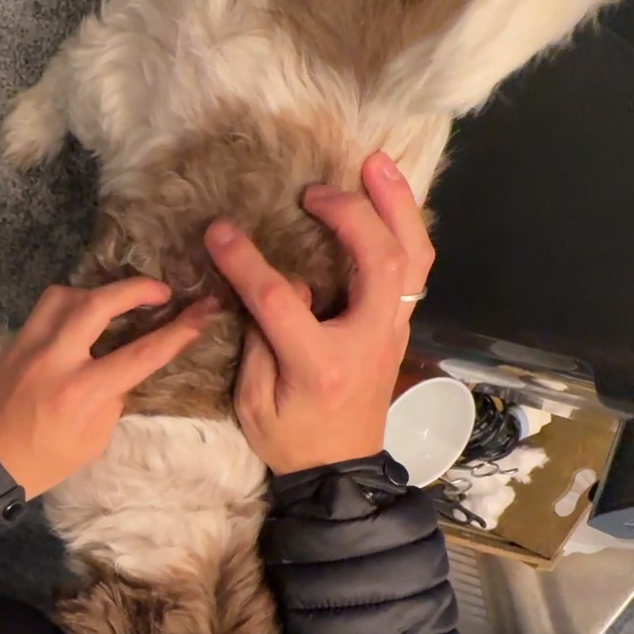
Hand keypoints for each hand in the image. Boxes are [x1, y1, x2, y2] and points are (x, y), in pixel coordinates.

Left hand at [0, 279, 215, 497]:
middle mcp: (55, 360)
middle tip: (161, 292)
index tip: (203, 312)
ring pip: (66, 295)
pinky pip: (44, 308)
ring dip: (97, 291)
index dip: (179, 331)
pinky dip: (69, 303)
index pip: (141, 353)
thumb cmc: (43, 461)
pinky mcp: (12, 343)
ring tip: (115, 302)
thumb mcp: (92, 440)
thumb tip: (125, 364)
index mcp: (81, 393)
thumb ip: (114, 398)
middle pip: (99, 303)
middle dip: (137, 289)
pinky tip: (81, 316)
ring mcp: (28, 347)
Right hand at [213, 151, 434, 475]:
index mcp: (319, 363)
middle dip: (350, 214)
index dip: (246, 260)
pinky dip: (406, 228)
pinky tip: (389, 203)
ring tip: (376, 164)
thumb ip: (262, 341)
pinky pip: (413, 269)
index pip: (280, 298)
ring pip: (413, 256)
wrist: (339, 468)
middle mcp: (368, 339)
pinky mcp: (397, 327)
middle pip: (377, 259)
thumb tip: (282, 287)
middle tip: (313, 191)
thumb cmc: (289, 440)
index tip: (220, 232)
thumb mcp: (254, 401)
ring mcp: (392, 332)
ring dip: (397, 205)